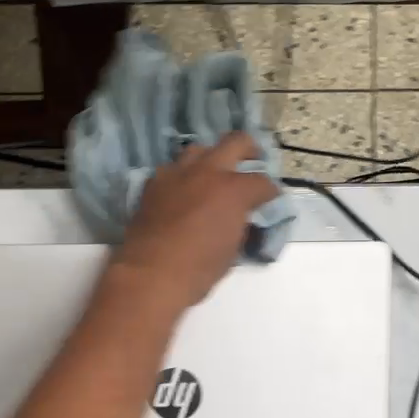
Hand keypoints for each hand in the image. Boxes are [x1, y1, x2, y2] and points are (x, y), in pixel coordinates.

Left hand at [107, 133, 278, 310]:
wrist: (149, 275)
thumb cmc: (197, 271)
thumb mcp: (231, 252)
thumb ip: (240, 227)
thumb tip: (240, 220)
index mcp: (233, 190)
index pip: (261, 182)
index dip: (269, 192)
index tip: (268, 200)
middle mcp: (207, 172)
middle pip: (235, 142)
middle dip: (248, 149)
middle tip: (252, 159)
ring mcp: (177, 174)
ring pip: (198, 150)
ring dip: (209, 158)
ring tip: (211, 174)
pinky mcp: (152, 184)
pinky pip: (170, 170)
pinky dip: (180, 177)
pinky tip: (181, 191)